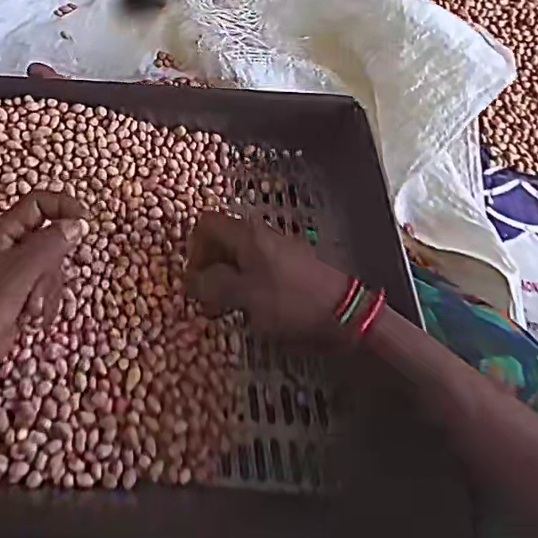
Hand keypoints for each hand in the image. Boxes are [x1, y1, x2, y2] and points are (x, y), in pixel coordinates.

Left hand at [0, 190, 89, 371]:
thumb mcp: (20, 269)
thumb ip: (51, 243)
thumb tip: (79, 224)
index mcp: (5, 231)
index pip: (38, 203)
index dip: (63, 206)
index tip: (86, 221)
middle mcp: (12, 248)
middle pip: (52, 241)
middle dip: (52, 267)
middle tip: (38, 285)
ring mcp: (18, 274)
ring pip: (53, 270)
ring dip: (47, 292)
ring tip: (29, 309)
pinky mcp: (23, 297)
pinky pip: (48, 293)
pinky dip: (44, 307)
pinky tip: (30, 320)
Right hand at [185, 211, 350, 341]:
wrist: (346, 313)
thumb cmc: (290, 301)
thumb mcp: (244, 296)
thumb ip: (212, 285)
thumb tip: (191, 281)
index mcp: (244, 233)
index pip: (204, 224)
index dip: (193, 249)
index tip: (195, 277)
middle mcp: (258, 232)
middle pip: (219, 240)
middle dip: (207, 266)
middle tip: (206, 297)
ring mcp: (275, 246)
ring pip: (236, 255)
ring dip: (225, 277)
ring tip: (226, 307)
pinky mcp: (288, 263)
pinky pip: (254, 266)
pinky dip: (244, 282)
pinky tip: (251, 307)